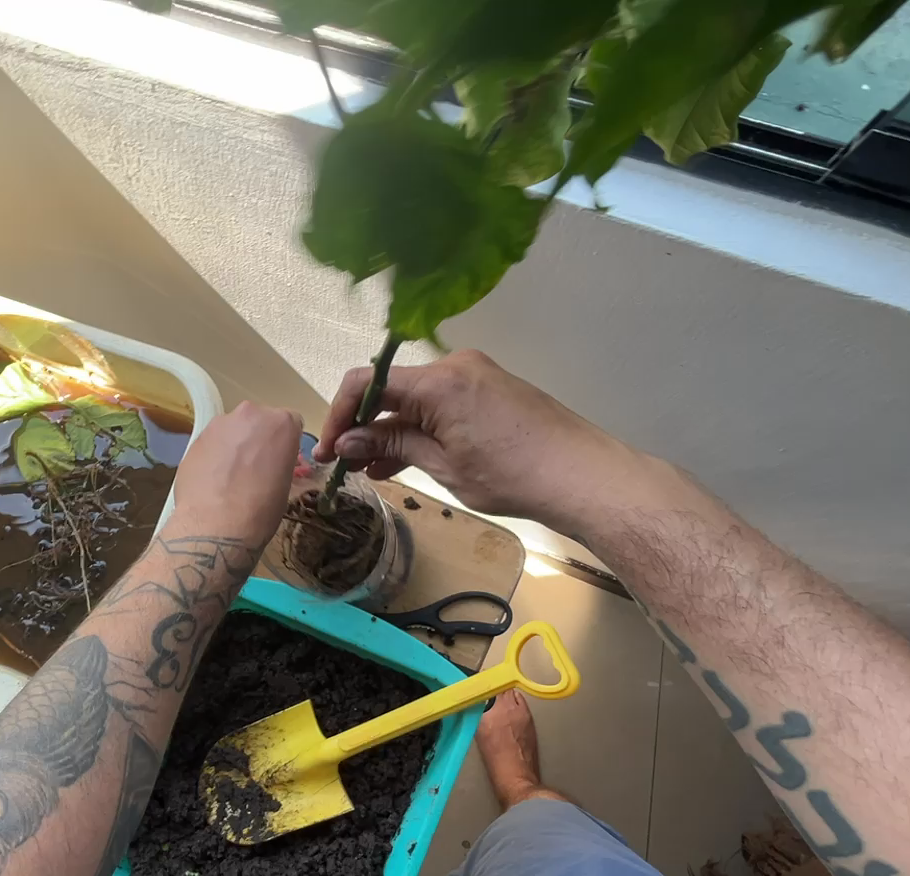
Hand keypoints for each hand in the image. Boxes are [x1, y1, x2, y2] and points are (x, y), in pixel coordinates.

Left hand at [169, 401, 302, 545]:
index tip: (280, 460)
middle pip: (258, 421)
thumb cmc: (261, 509)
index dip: (285, 443)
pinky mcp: (195, 438)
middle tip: (255, 468)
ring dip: (234, 446)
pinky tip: (212, 480)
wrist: (216, 525)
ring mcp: (219, 424)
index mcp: (281, 422)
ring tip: (230, 477)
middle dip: (258, 440)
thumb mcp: (285, 485)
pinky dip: (214, 455)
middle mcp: (250, 414)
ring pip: (232, 430)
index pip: (290, 423)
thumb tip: (271, 463)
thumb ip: (280, 461)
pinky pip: (212, 443)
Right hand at [314, 349, 653, 530]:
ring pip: (413, 399)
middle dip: (362, 426)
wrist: (582, 475)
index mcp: (438, 381)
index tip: (328, 451)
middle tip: (342, 464)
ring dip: (388, 431)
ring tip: (367, 469)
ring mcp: (473, 376)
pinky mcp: (487, 390)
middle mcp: (453, 366)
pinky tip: (399, 460)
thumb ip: (391, 444)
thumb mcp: (442, 464)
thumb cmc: (511, 474)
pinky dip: (417, 428)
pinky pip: (438, 404)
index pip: (367, 383)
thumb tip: (345, 441)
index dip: (340, 415)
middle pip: (389, 389)